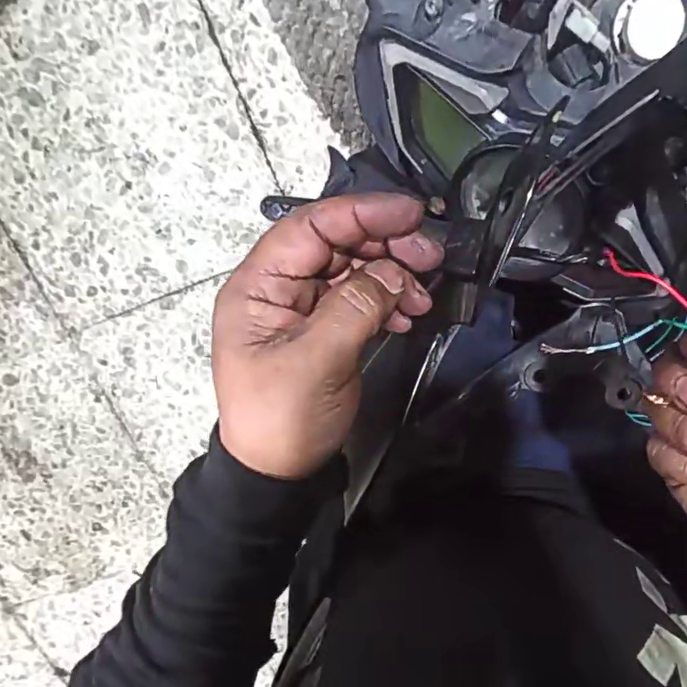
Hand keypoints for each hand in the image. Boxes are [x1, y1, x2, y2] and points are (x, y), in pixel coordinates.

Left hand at [213, 193, 444, 479]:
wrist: (278, 472)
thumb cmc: (281, 420)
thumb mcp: (315, 360)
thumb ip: (355, 306)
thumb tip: (394, 272)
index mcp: (257, 287)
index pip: (308, 228)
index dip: (360, 214)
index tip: (409, 214)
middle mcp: (277, 290)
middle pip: (334, 244)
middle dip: (383, 245)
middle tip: (429, 256)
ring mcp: (301, 310)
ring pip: (351, 270)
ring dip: (391, 275)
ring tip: (422, 294)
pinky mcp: (323, 330)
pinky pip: (357, 299)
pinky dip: (386, 301)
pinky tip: (407, 313)